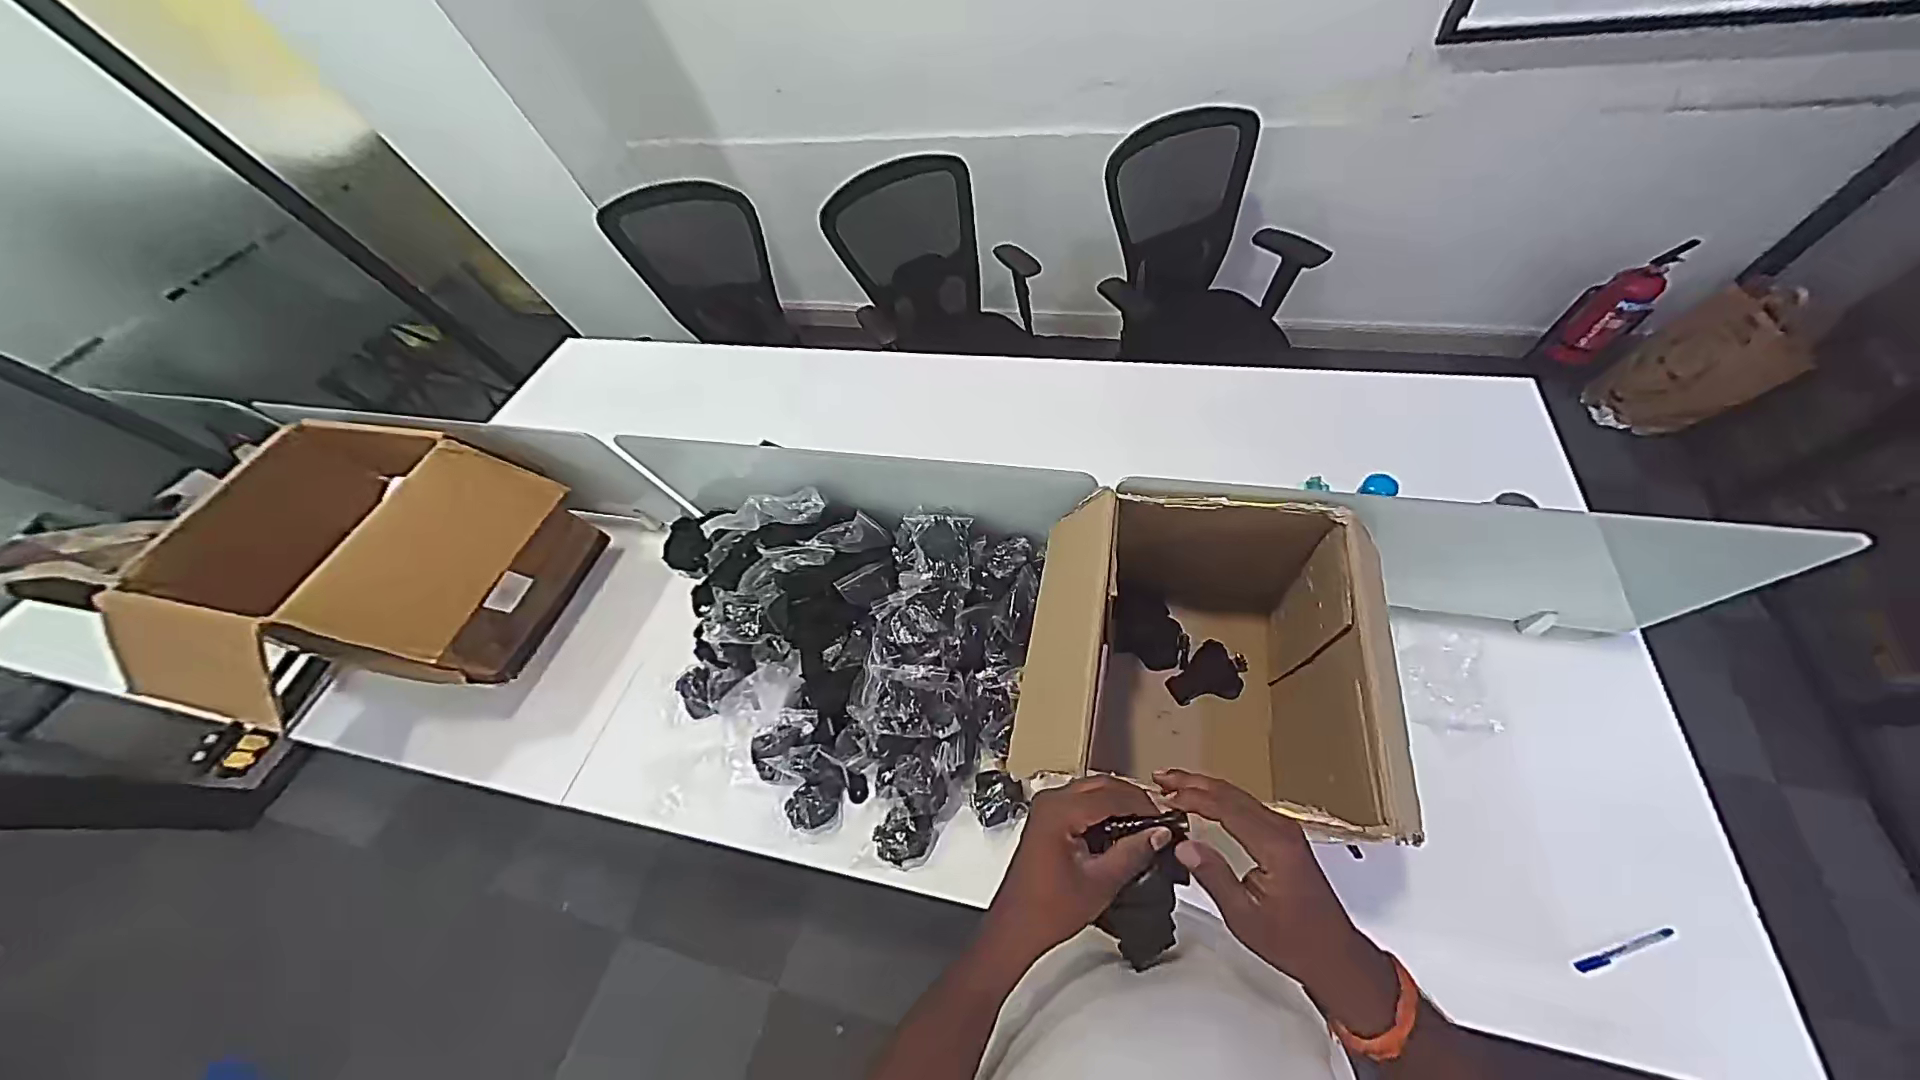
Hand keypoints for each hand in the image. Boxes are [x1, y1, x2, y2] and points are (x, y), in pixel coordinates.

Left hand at [980, 776, 1172, 963]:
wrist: (1018, 924)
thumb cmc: (1049, 909)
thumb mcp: (1101, 882)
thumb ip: (1133, 852)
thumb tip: (1159, 833)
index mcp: (1059, 811)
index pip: (1111, 795)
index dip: (1144, 804)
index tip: (1167, 817)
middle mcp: (1050, 801)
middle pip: (1101, 785)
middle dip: (1133, 797)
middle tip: (1160, 817)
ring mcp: (1046, 807)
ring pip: (1091, 789)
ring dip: (1119, 800)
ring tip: (1147, 822)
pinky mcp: (1047, 817)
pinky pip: (1081, 800)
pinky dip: (1104, 808)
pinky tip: (1122, 827)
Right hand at [1155, 768, 1399, 1033]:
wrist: (1336, 956)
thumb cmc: (1296, 941)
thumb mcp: (1245, 917)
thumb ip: (1213, 876)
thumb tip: (1184, 846)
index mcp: (1274, 845)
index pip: (1225, 806)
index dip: (1190, 798)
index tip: (1164, 798)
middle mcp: (1282, 830)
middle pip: (1230, 792)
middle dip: (1192, 781)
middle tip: (1161, 777)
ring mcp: (1285, 831)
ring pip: (1237, 795)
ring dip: (1203, 787)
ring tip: (1174, 785)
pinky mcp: (1284, 836)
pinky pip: (1245, 805)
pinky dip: (1218, 798)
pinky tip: (1203, 801)